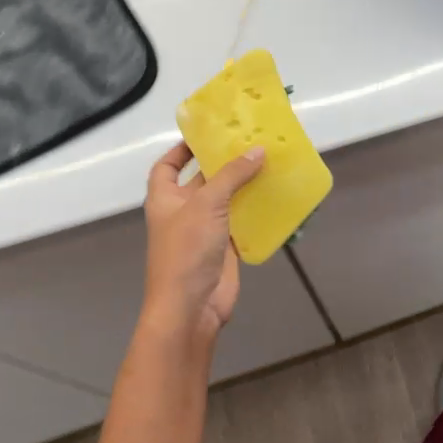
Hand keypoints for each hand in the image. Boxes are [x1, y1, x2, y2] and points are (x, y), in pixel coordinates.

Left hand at [143, 142, 265, 342]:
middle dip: (224, 163)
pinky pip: (242, 221)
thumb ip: (232, 175)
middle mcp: (184, 211)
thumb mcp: (206, 204)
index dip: (182, 150)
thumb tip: (257, 150)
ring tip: (270, 162)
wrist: (191, 307)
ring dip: (245, 184)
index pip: (167, 166)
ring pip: (227, 199)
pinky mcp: (226, 247)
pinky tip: (276, 195)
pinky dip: (256, 209)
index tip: (207, 135)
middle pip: (203, 179)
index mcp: (165, 198)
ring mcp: (205, 230)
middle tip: (252, 142)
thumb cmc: (187, 250)